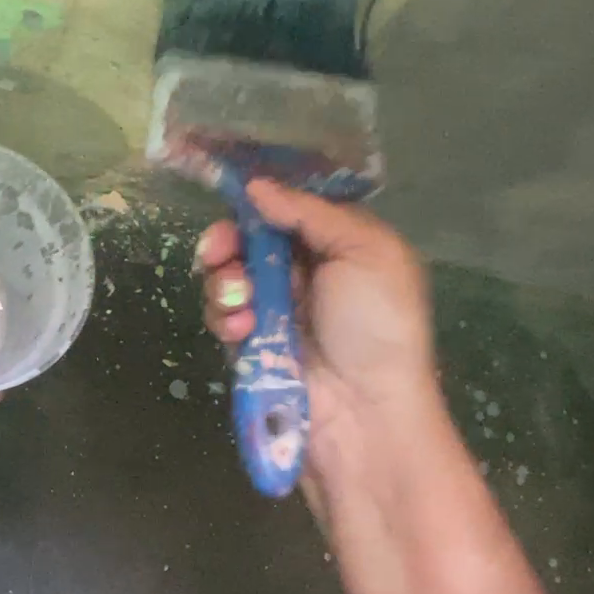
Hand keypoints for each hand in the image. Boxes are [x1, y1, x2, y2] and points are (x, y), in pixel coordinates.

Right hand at [198, 181, 441, 488]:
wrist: (362, 407)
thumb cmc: (376, 323)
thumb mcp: (365, 251)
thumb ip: (309, 213)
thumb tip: (255, 186)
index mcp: (337, 242)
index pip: (286, 208)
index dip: (257, 201)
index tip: (234, 197)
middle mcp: (302, 271)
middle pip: (246, 238)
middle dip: (226, 241)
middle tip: (217, 251)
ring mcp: (271, 308)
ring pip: (225, 275)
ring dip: (224, 282)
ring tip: (240, 302)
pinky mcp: (247, 341)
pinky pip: (220, 314)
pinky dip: (224, 317)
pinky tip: (242, 330)